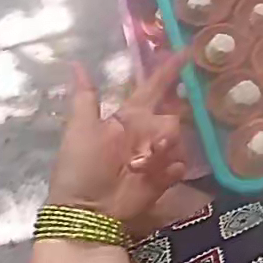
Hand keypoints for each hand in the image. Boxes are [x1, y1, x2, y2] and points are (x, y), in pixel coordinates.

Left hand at [47, 53, 190, 232]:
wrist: (87, 211)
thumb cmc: (80, 168)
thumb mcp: (81, 129)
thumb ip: (86, 97)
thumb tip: (75, 62)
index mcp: (129, 117)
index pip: (153, 87)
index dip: (169, 70)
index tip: (187, 51)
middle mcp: (147, 132)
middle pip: (172, 117)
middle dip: (167, 128)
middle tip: (154, 144)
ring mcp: (158, 155)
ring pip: (179, 140)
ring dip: (164, 150)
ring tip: (143, 166)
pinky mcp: (165, 177)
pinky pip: (181, 164)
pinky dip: (171, 169)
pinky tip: (159, 176)